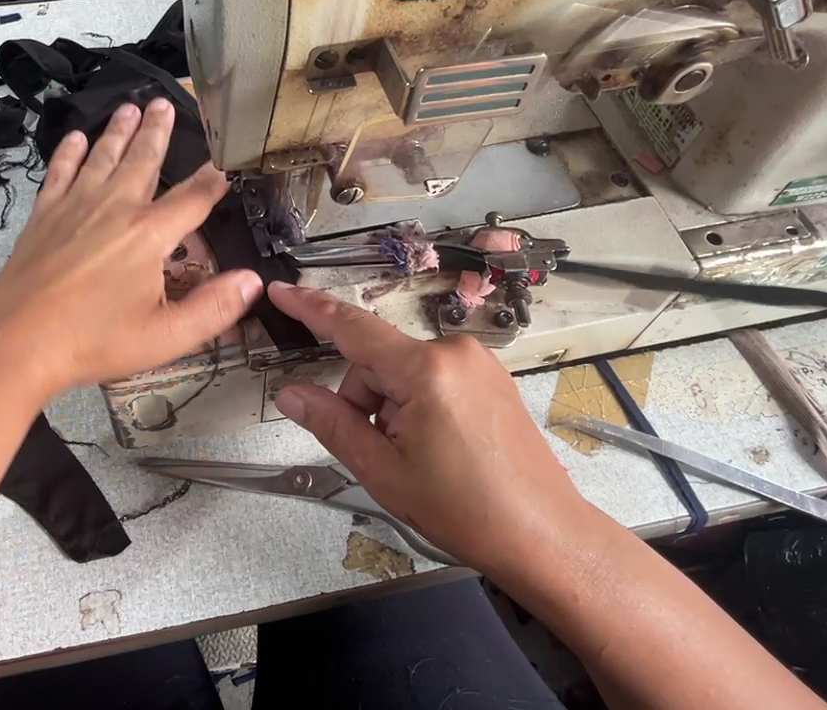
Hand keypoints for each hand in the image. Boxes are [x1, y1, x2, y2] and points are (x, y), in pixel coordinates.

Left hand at [0, 98, 262, 397]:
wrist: (15, 341)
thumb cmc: (93, 341)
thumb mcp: (165, 337)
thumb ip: (214, 309)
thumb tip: (253, 282)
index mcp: (149, 234)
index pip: (194, 197)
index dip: (215, 177)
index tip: (227, 159)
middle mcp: (114, 207)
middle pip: (143, 159)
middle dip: (158, 131)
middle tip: (165, 103)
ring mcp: (75, 206)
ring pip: (102, 156)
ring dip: (118, 131)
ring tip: (129, 108)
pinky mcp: (44, 215)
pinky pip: (60, 172)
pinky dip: (68, 153)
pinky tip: (74, 138)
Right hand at [268, 282, 594, 574]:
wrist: (545, 536)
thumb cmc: (469, 510)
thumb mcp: (384, 471)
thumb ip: (331, 423)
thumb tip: (291, 394)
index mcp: (425, 370)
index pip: (352, 328)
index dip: (309, 308)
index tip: (281, 290)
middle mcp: (453, 352)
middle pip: (377, 359)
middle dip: (364, 400)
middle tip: (380, 452)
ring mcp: (476, 362)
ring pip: (404, 371)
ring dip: (392, 405)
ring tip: (416, 457)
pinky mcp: (489, 376)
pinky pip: (432, 376)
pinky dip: (418, 403)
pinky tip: (436, 446)